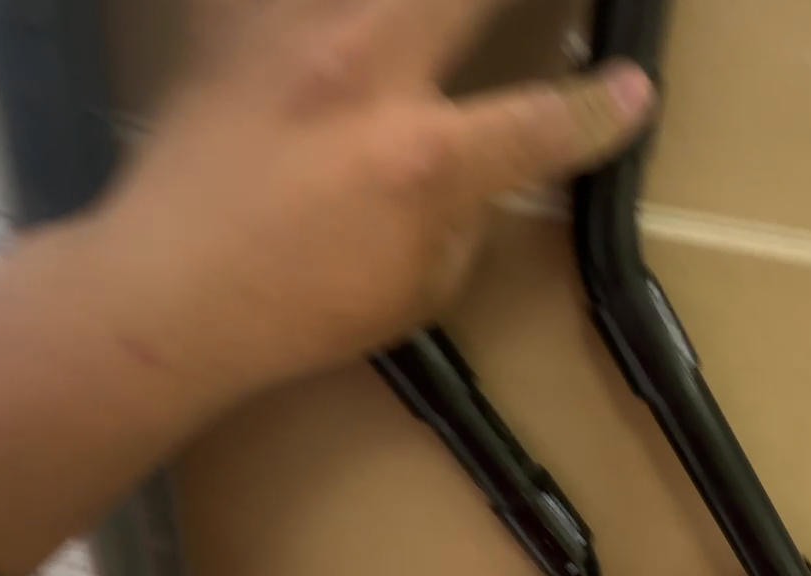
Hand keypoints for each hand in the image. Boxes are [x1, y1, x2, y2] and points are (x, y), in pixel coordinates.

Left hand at [63, 0, 654, 393]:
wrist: (173, 294)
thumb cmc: (309, 310)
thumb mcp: (421, 289)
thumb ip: (464, 219)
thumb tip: (479, 175)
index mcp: (428, 160)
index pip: (543, 122)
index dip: (602, 109)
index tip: (636, 91)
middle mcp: (369, 71)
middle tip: (554, 10)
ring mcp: (296, 32)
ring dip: (425, 1)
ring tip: (437, 19)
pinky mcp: (238, 23)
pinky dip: (324, 9)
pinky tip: (342, 27)